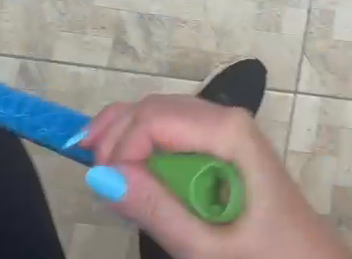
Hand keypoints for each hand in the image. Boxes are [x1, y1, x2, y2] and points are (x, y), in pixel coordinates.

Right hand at [79, 95, 351, 258]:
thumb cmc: (266, 257)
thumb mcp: (206, 244)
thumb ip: (155, 209)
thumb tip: (101, 175)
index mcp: (227, 131)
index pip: (155, 116)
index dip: (120, 144)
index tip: (99, 184)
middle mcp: (227, 118)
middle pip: (156, 107)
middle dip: (117, 132)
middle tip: (85, 167)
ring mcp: (227, 129)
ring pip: (164, 114)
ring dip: (127, 133)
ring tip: (97, 163)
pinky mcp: (224, 146)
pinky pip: (177, 132)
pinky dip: (147, 144)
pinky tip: (129, 166)